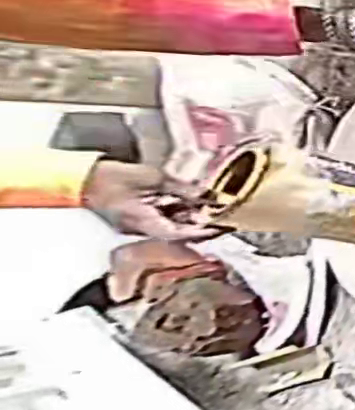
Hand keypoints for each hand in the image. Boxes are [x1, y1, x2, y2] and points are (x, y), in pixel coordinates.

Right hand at [82, 161, 219, 240]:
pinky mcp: (134, 215)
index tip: (223, 227)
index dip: (202, 232)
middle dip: (202, 225)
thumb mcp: (151, 178)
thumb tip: (208, 194)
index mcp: (140, 220)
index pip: (177, 233)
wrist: (73, 175)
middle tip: (226, 219)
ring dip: (193, 219)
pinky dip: (180, 214)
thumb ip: (181, 187)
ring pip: (171, 225)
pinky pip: (162, 218)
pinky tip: (197, 206)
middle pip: (178, 232)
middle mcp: (138, 226)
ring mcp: (135, 222)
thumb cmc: (108, 176)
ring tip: (217, 212)